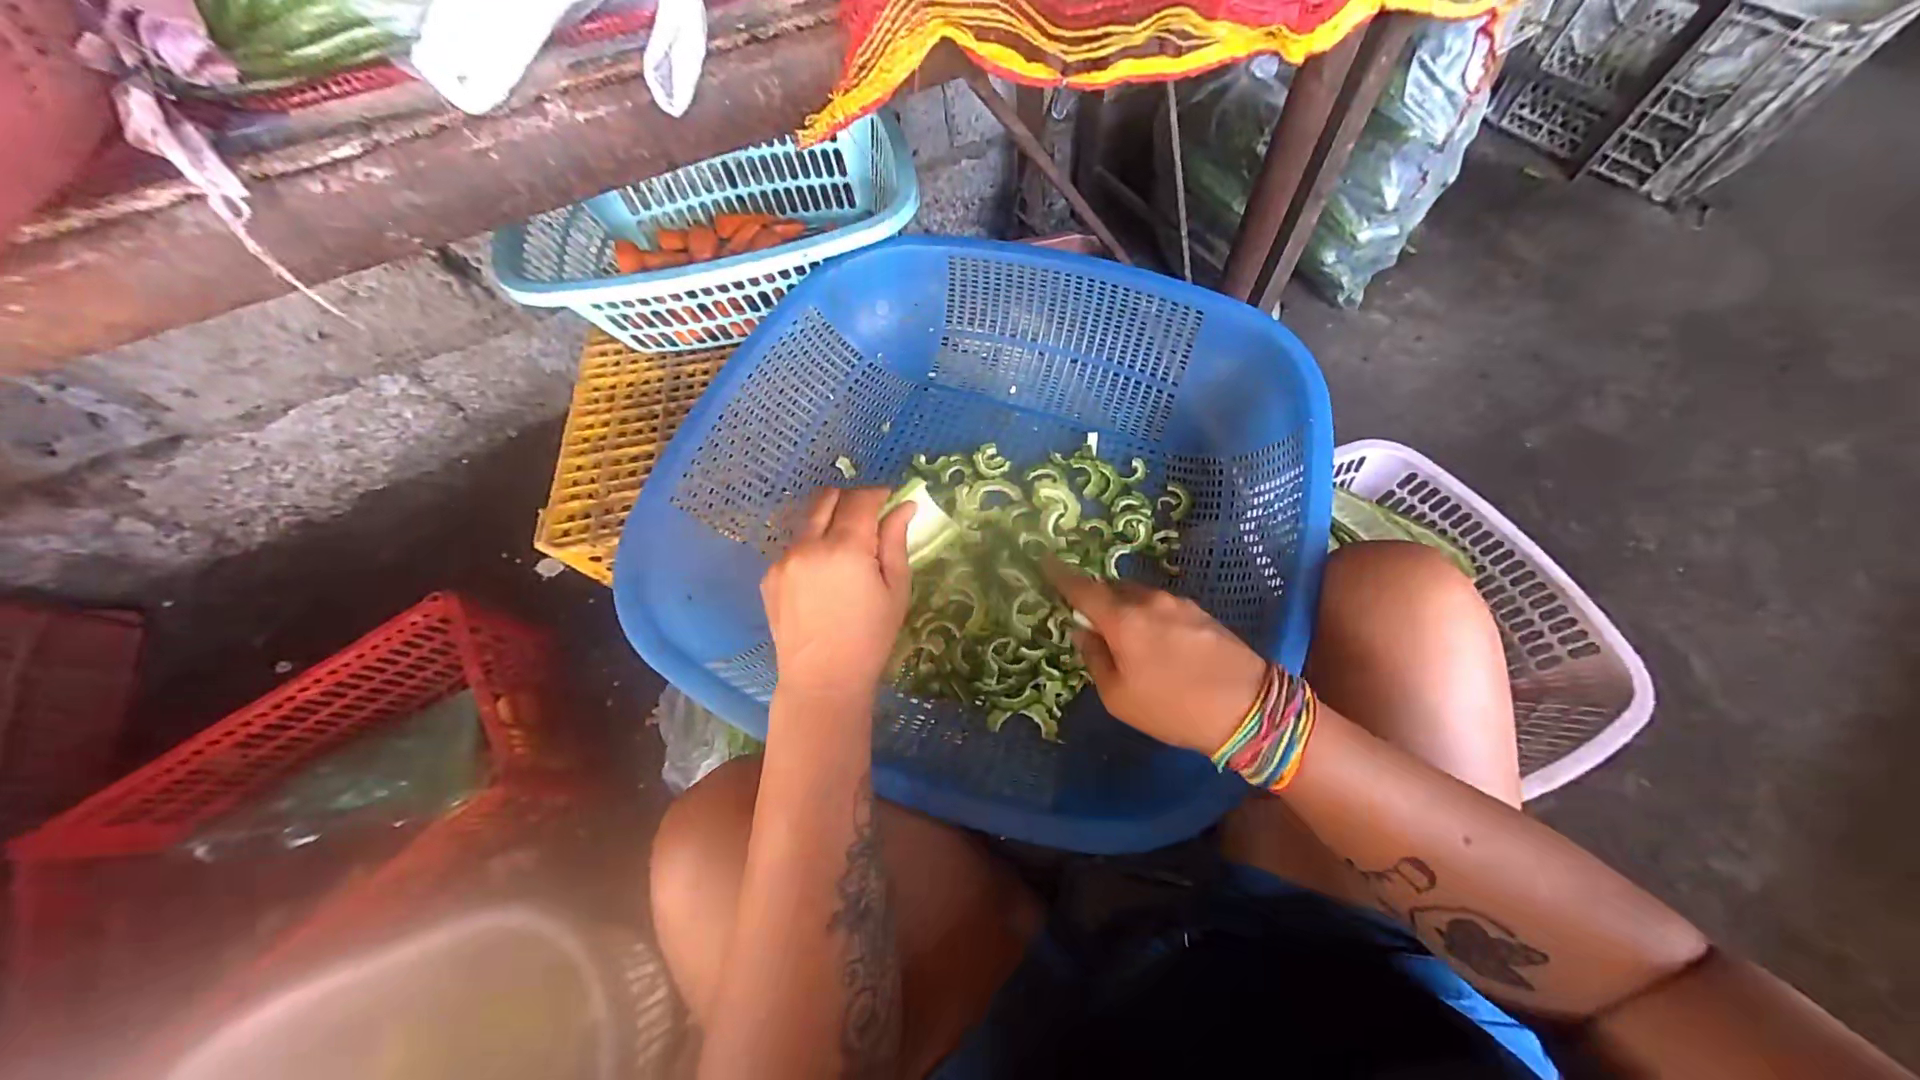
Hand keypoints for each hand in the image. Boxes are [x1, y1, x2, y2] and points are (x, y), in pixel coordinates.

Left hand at [762, 487, 914, 697]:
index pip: (861, 499)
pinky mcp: (770, 575)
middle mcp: (809, 545)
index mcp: (846, 548)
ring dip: (829, 521)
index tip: (889, 498)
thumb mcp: (896, 589)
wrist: (823, 679)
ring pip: (808, 521)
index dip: (878, 493)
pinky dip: (812, 546)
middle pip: (827, 498)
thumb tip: (905, 506)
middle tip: (868, 516)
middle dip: (850, 499)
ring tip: (846, 549)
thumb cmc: (870, 638)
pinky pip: (794, 546)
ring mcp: (784, 560)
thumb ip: (896, 542)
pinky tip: (825, 575)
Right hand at [1045, 563, 1267, 754]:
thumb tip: (1083, 632)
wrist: (1250, 710)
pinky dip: (1151, 618)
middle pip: (1112, 589)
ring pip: (1140, 597)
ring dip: (1127, 611)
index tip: (1044, 561)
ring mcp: (1179, 603)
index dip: (1060, 574)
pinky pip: (1163, 607)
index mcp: (1122, 620)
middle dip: (1098, 601)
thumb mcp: (1119, 696)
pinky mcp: (1202, 612)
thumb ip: (1095, 658)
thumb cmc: (1173, 708)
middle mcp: (1149, 601)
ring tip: (1131, 643)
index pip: (1082, 588)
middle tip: (1093, 626)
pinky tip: (1160, 647)